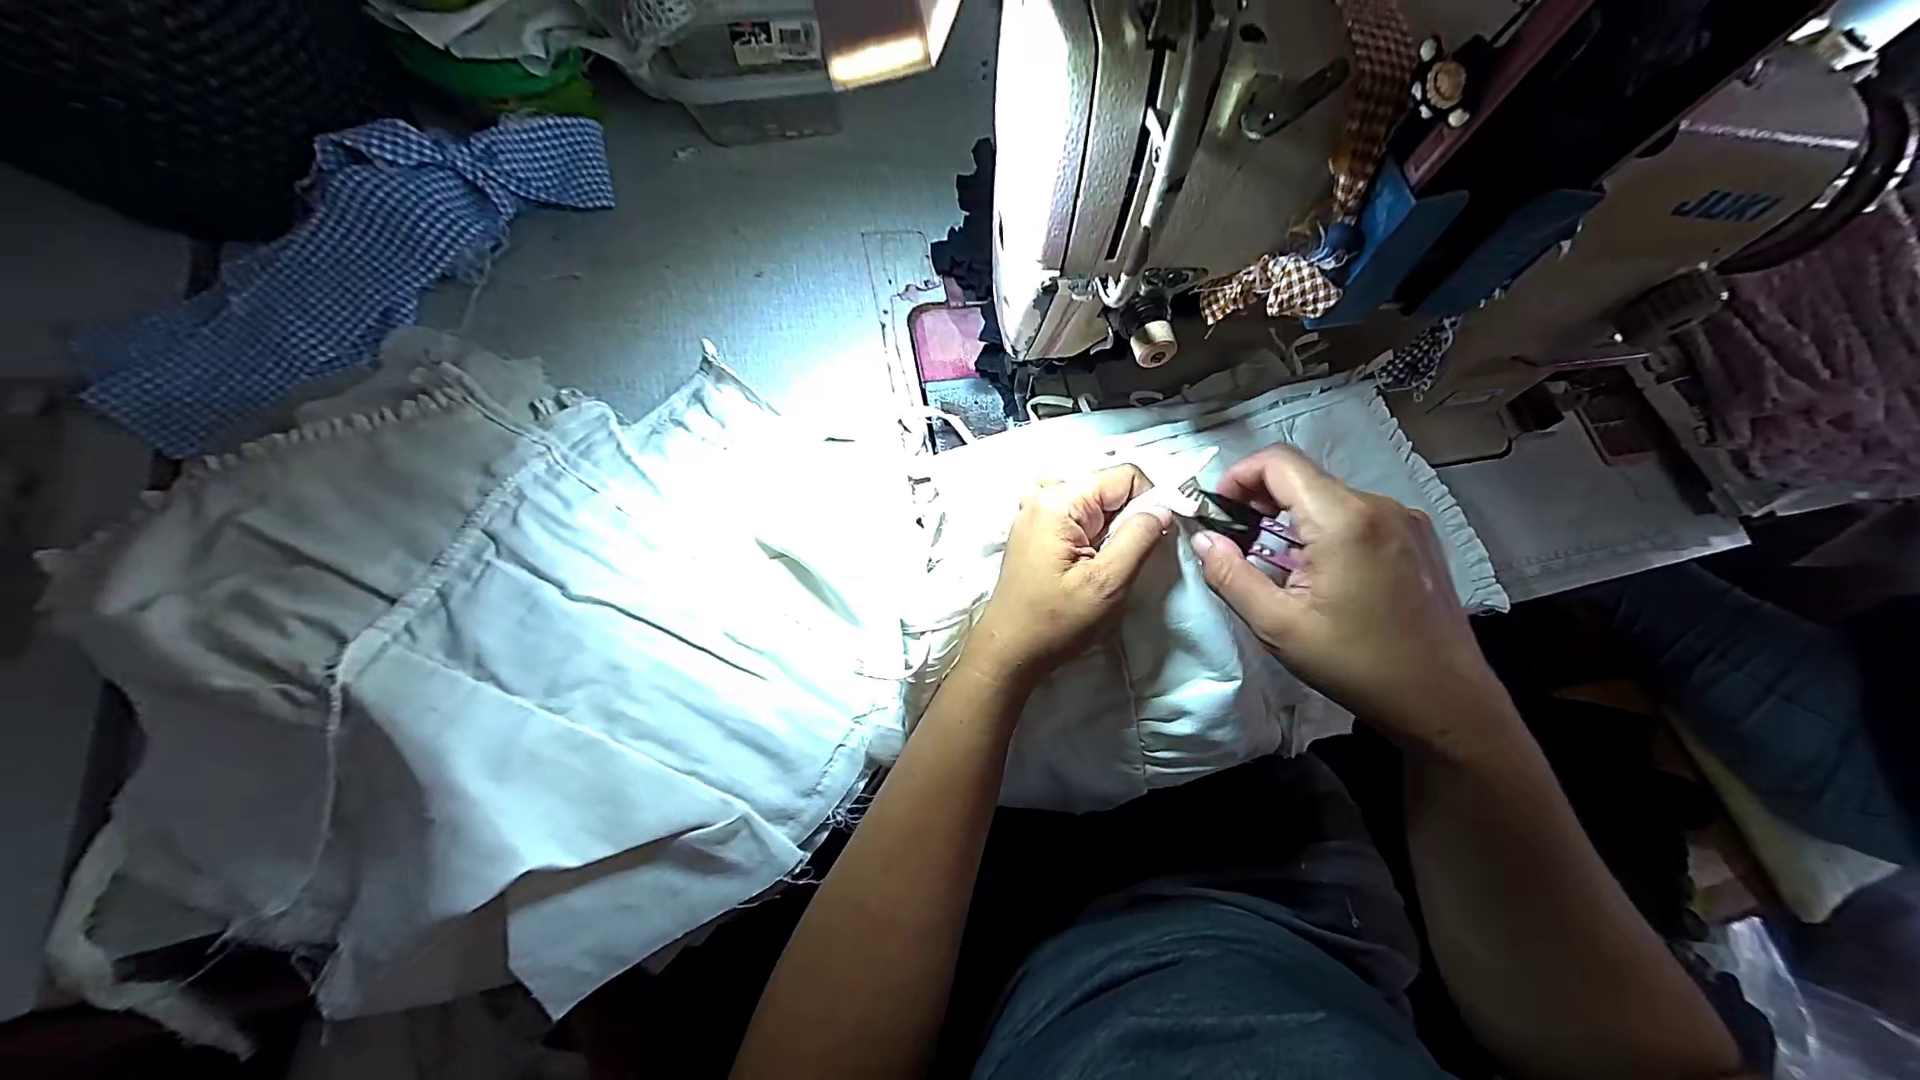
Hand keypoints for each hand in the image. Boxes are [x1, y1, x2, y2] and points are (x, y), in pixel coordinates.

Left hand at [964, 465, 1171, 689]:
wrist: (1009, 650)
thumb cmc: (1054, 622)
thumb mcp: (1106, 583)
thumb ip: (1139, 538)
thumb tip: (1163, 508)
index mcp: (1058, 501)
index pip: (1125, 475)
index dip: (1149, 502)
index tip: (1152, 539)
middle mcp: (1044, 497)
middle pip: (1109, 487)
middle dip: (1129, 518)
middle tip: (1121, 562)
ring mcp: (1037, 512)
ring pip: (1097, 504)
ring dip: (1111, 530)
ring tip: (1101, 564)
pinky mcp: (1037, 530)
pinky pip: (1079, 517)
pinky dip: (1093, 534)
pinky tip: (1086, 560)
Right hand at [1189, 444, 1512, 753]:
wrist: (1444, 702)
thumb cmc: (1355, 664)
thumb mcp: (1277, 624)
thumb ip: (1230, 575)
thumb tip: (1203, 540)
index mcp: (1344, 519)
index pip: (1278, 461)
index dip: (1238, 476)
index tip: (1219, 513)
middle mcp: (1379, 505)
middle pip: (1303, 478)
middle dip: (1260, 501)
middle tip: (1237, 543)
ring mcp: (1405, 519)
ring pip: (1328, 497)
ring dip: (1290, 519)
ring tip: (1276, 565)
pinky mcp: (1417, 538)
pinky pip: (1355, 515)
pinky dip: (1322, 530)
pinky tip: (1317, 573)